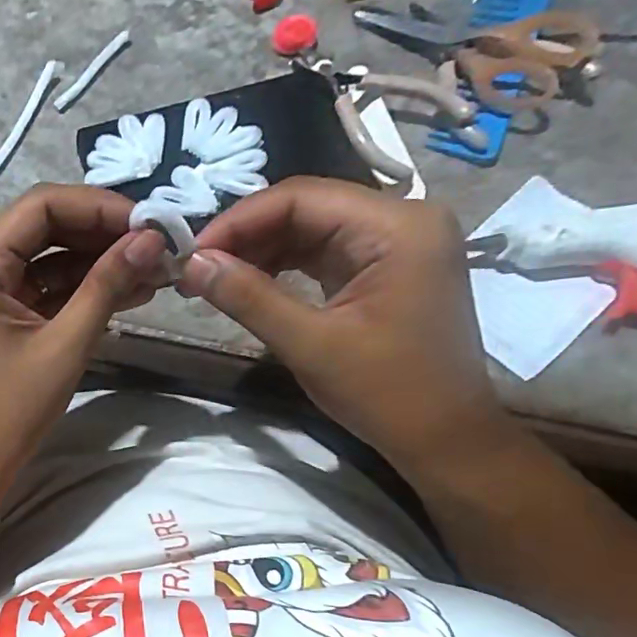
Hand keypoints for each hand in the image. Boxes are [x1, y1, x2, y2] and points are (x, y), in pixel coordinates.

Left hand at [0, 185, 168, 535]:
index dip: (95, 206)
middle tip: (157, 244)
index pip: (39, 208)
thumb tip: (151, 239)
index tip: (145, 222)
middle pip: (47, 228)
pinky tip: (133, 290)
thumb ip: (106, 286)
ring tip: (155, 268)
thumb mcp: (66, 344)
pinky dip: (88, 288)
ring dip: (102, 261)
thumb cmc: (16, 409)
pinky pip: (52, 288)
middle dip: (103, 233)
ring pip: (54, 258)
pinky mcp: (10, 316)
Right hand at [183, 177, 516, 471]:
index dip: (240, 220)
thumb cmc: (385, 393)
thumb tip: (192, 263)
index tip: (193, 252)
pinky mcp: (389, 268)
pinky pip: (328, 253)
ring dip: (263, 250)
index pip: (302, 197)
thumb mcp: (310, 345)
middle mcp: (404, 219)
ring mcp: (400, 243)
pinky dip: (287, 266)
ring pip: (314, 229)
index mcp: (398, 226)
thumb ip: (249, 297)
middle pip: (309, 208)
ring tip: (215, 277)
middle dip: (248, 236)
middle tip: (197, 268)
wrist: (444, 439)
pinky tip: (251, 282)